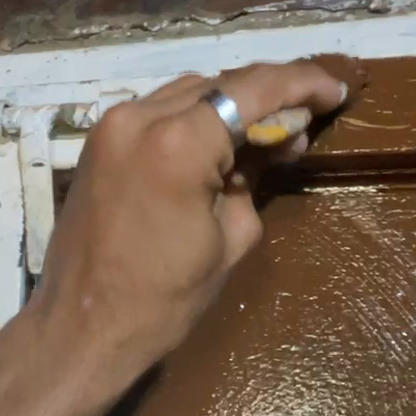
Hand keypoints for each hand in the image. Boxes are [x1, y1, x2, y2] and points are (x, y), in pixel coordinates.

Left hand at [24, 60, 350, 395]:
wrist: (81, 331)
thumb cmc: (161, 304)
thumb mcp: (228, 243)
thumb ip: (249, 183)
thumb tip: (261, 150)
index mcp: (178, 142)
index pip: (253, 90)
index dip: (301, 84)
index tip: (334, 91)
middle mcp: (139, 118)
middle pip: (216, 86)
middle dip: (264, 100)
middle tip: (299, 127)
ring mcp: (110, 129)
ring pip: (183, 96)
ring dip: (224, 111)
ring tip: (260, 141)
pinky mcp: (95, 148)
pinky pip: (154, 118)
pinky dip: (188, 124)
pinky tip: (213, 149)